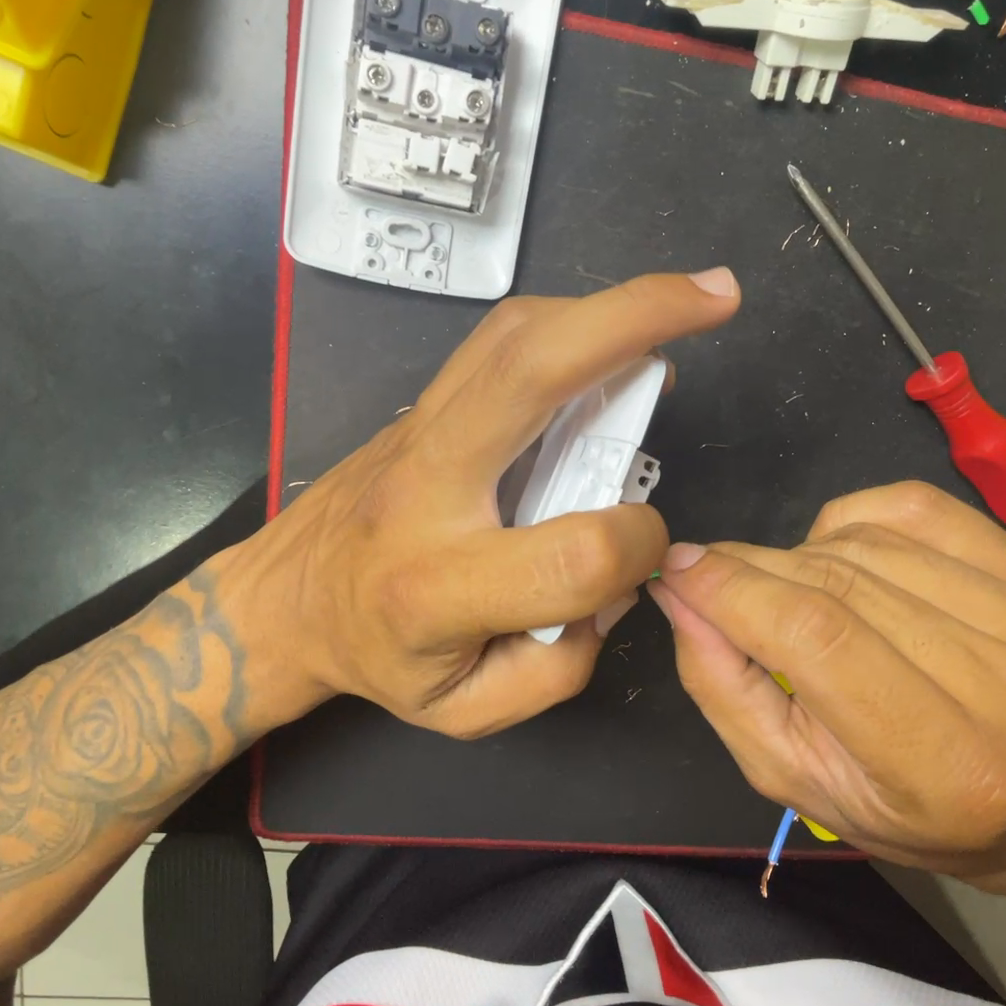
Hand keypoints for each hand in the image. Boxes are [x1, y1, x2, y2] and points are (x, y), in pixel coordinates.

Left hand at [227, 270, 740, 738]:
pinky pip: (496, 344)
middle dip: (632, 320)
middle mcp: (426, 489)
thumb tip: (618, 584)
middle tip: (717, 296)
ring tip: (677, 307)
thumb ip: (557, 666)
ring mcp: (419, 433)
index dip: (638, 548)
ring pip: (510, 338)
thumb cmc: (378, 658)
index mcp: (439, 586)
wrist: (289, 598)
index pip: (576, 552)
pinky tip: (606, 337)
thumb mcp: (465, 709)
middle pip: (528, 375)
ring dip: (602, 308)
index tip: (643, 550)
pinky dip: (565, 326)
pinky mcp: (422, 406)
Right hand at [649, 482, 1005, 891]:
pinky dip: (855, 521)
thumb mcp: (789, 773)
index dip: (735, 590)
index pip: (818, 638)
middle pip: (843, 582)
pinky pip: (918, 509)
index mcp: (946, 769)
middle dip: (754, 567)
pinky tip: (845, 556)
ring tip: (793, 589)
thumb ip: (722, 684)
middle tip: (707, 572)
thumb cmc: (902, 809)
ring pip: (874, 542)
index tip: (676, 567)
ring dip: (804, 552)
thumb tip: (678, 588)